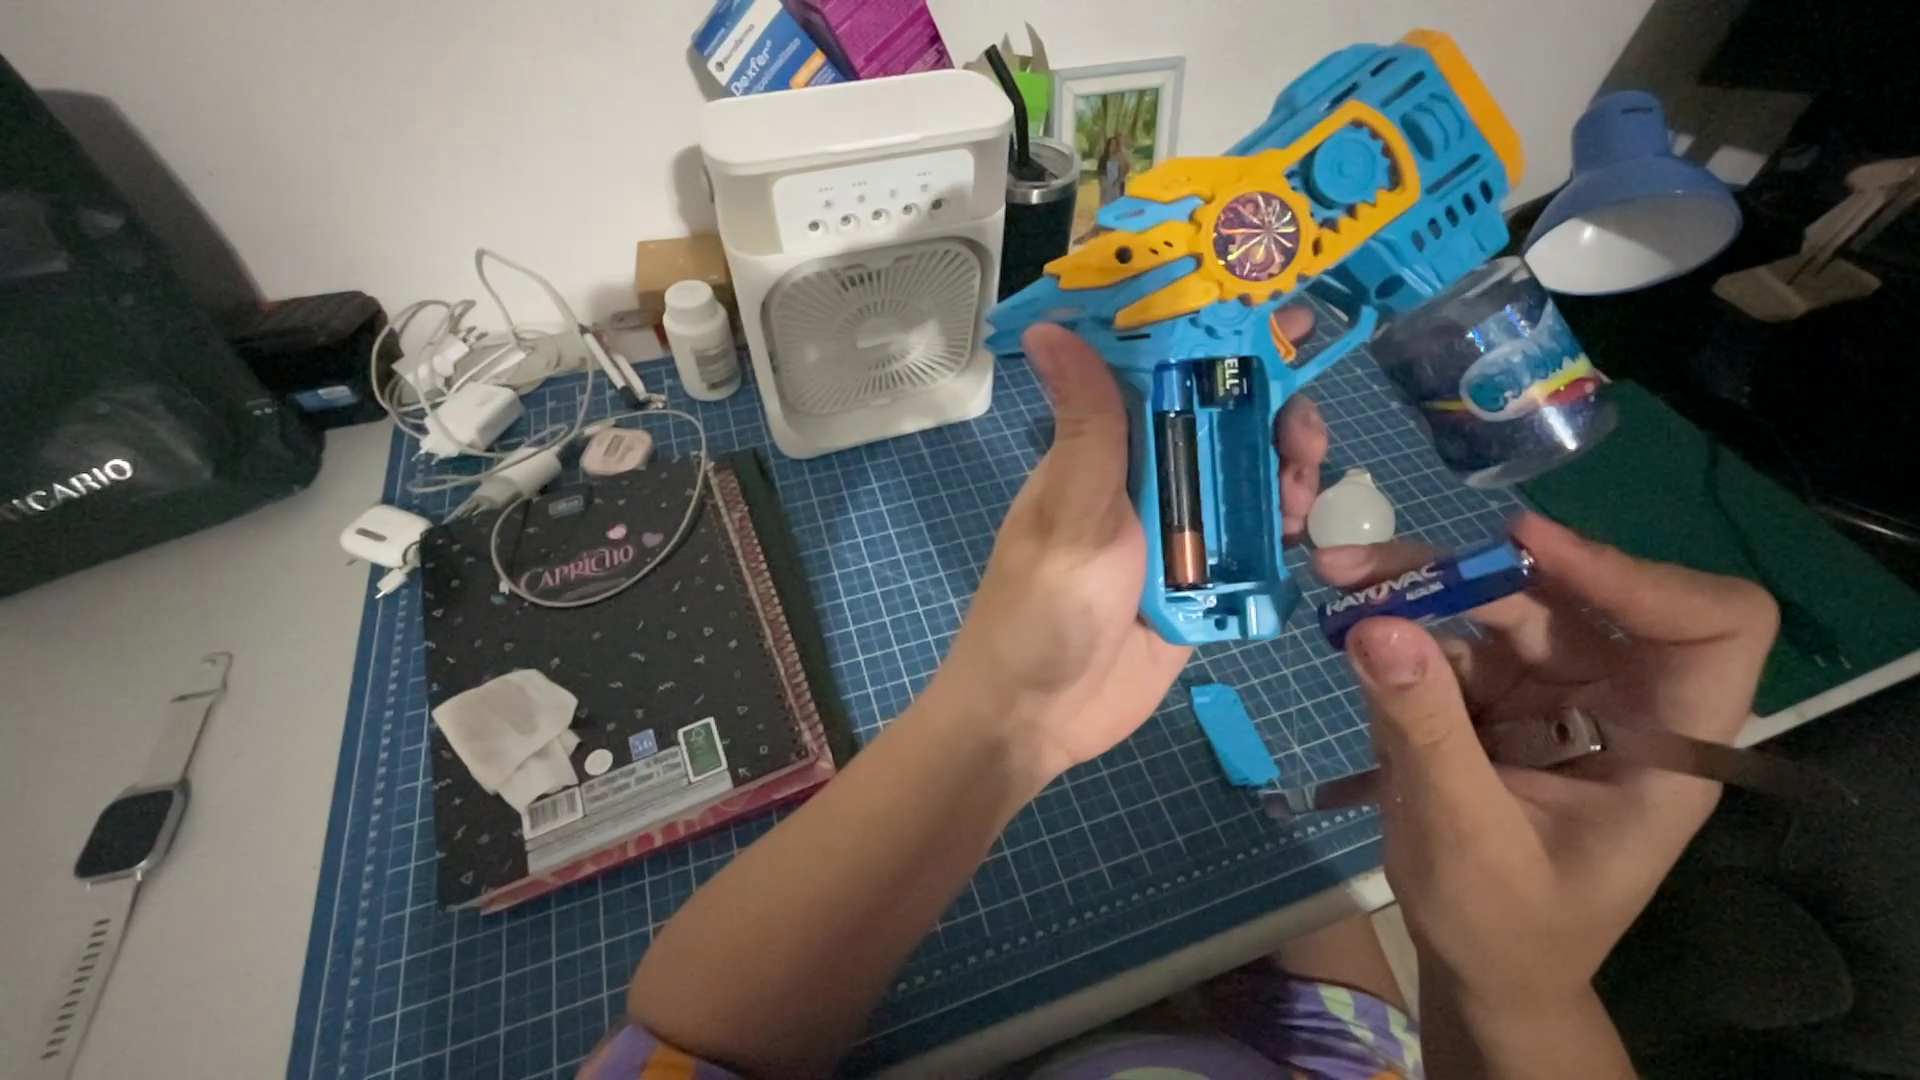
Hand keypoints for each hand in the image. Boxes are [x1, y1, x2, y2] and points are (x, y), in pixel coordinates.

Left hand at [937, 316, 1322, 779]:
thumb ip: (1086, 423)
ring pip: (1243, 479)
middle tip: (1302, 429)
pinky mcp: (1199, 583)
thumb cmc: (1041, 608)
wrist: (1039, 717)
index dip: (1217, 341)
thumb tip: (1051, 324)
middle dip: (1269, 414)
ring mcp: (1175, 533)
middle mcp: (1142, 481)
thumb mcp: (1069, 510)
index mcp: (1102, 450)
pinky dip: (1282, 530)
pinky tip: (1302, 534)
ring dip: (1283, 471)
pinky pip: (1251, 542)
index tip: (1279, 320)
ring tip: (1301, 489)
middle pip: (1219, 424)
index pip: (1164, 374)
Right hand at [1314, 514, 1777, 1015]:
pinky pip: (1443, 639)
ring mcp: (1548, 696)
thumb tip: (1374, 626)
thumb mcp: (1461, 834)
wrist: (1478, 961)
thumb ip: (1424, 730)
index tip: (1525, 550)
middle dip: (1461, 575)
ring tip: (1337, 577)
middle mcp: (1614, 703)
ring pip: (1492, 609)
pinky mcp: (1488, 698)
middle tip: (1358, 563)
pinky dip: (1393, 627)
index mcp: (1661, 746)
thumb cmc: (1502, 923)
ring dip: (1413, 588)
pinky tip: (1344, 623)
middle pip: (1560, 602)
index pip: (1705, 630)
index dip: (1630, 575)